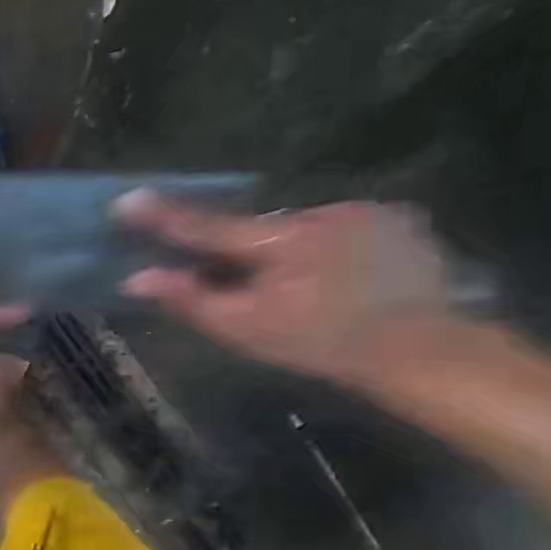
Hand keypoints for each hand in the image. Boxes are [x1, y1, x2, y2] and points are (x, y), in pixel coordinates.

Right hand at [113, 192, 455, 383]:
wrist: (422, 349)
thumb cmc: (320, 344)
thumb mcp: (244, 328)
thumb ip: (190, 299)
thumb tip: (137, 278)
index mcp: (282, 241)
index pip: (208, 227)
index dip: (164, 216)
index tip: (127, 200)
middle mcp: (324, 212)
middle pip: (261, 229)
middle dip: (248, 252)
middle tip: (251, 288)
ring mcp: (368, 211)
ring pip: (304, 228)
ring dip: (292, 251)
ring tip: (307, 290)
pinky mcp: (401, 218)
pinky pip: (343, 227)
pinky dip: (329, 248)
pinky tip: (342, 279)